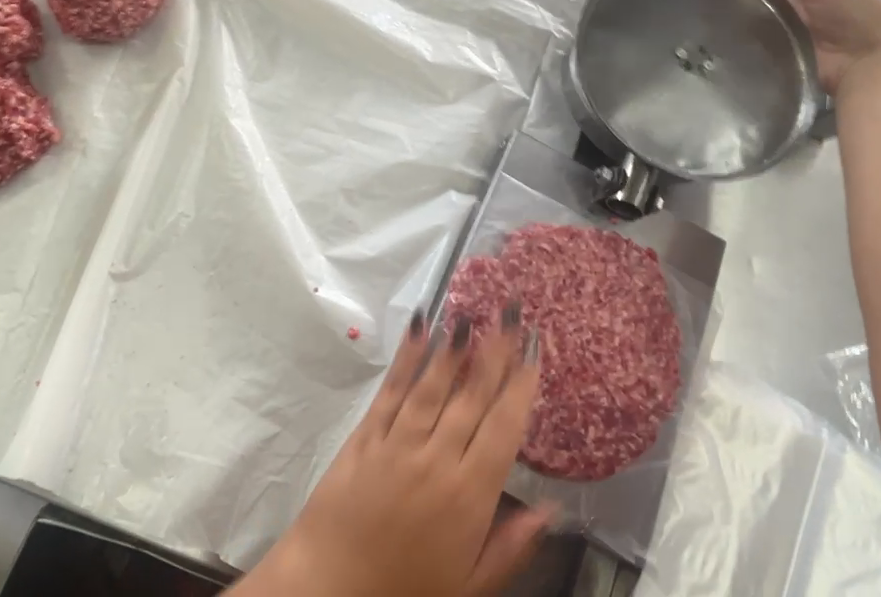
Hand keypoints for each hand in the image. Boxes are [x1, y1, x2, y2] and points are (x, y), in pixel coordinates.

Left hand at [231, 310, 549, 596]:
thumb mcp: (470, 583)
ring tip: (473, 311)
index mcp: (469, 495)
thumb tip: (551, 509)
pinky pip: (391, 390)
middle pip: (472, 397)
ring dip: (455, 346)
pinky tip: (419, 327)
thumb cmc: (406, 590)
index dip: (521, 386)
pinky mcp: (365, 436)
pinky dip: (407, 357)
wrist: (330, 588)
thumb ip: (510, 544)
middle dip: (495, 352)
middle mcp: (436, 459)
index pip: (503, 428)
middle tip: (511, 313)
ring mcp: (398, 443)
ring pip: (433, 386)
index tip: (535, 351)